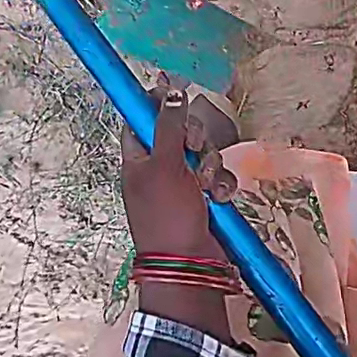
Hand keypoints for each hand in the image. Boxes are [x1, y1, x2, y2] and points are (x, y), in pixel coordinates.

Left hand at [121, 76, 237, 260]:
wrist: (189, 265)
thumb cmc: (167, 215)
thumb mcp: (164, 166)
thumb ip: (169, 126)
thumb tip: (170, 91)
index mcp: (137, 157)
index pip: (141, 119)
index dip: (155, 103)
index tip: (172, 91)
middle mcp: (158, 166)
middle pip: (178, 131)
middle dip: (192, 138)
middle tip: (191, 148)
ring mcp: (182, 182)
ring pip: (202, 152)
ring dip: (208, 166)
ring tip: (204, 185)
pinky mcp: (204, 196)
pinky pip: (216, 175)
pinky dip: (220, 184)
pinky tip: (218, 198)